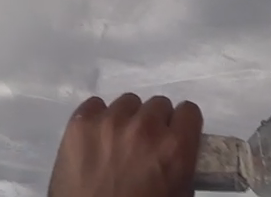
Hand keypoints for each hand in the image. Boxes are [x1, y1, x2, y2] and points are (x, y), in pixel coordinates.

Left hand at [46, 93, 203, 196]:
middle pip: (158, 105)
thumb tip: (180, 151)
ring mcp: (110, 122)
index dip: (182, 126)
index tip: (174, 137)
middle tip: (143, 150)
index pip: (189, 112)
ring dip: (126, 121)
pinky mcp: (81, 122)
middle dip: (153, 125)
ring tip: (116, 148)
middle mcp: (145, 127)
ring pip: (127, 103)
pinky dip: (97, 121)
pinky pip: (95, 106)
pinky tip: (95, 144)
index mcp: (174, 149)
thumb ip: (181, 167)